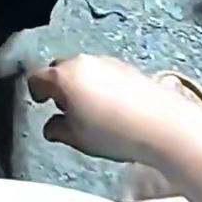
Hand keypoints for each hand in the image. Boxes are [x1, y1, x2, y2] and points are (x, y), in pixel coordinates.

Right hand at [27, 55, 201, 164]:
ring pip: (82, 69)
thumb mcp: (79, 139)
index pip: (37, 78)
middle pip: (59, 69)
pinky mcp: (126, 66)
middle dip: (59, 86)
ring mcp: (104, 62)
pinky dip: (101, 84)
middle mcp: (80, 62)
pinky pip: (103, 71)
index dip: (36, 92)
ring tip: (94, 110)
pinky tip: (114, 107)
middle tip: (68, 109)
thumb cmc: (116, 133)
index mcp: (62, 77)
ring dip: (81, 84)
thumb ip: (58, 130)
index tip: (41, 104)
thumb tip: (51, 127)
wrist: (166, 126)